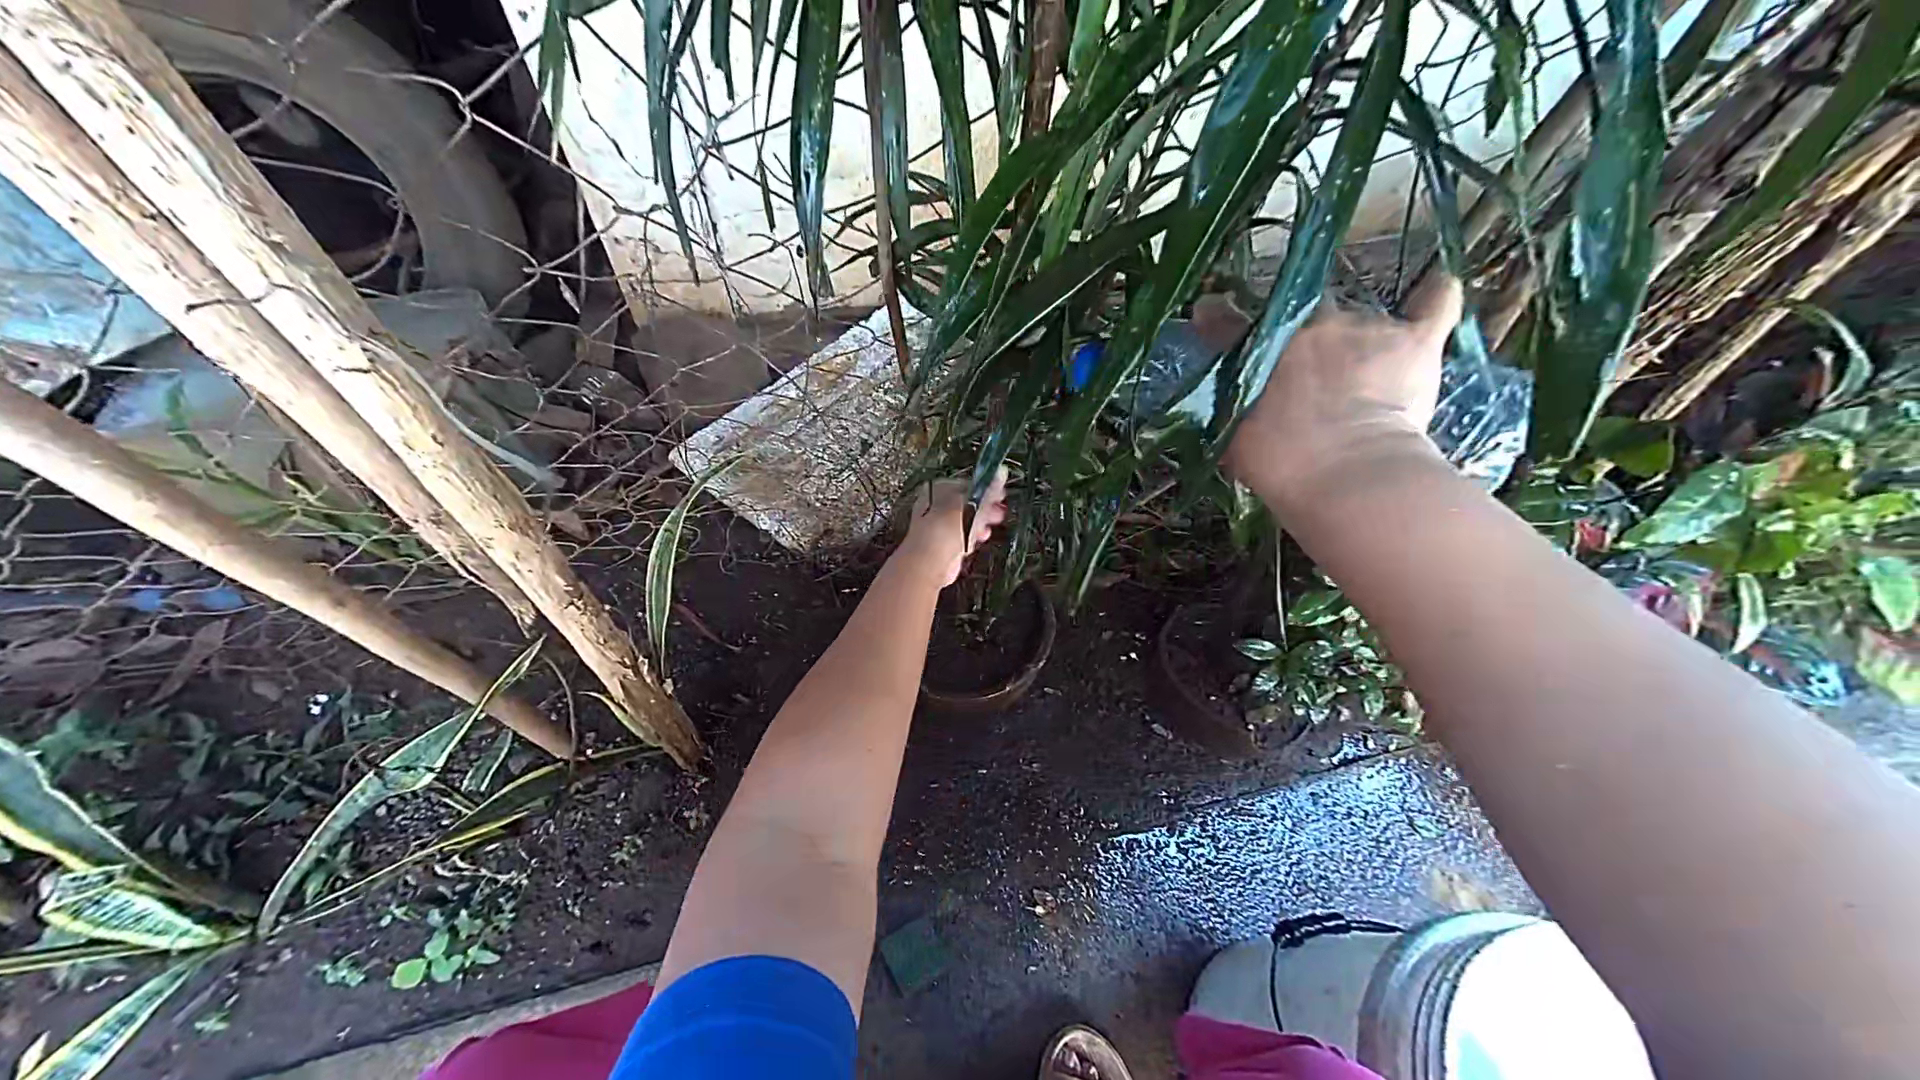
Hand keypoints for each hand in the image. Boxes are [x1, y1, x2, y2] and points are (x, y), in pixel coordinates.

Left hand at [895, 469, 1009, 585]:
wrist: (931, 559)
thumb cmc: (944, 528)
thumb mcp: (973, 504)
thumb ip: (989, 490)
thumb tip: (1001, 473)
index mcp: (937, 488)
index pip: (966, 483)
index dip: (985, 489)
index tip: (999, 495)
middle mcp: (934, 505)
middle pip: (966, 503)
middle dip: (984, 508)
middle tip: (997, 512)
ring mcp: (937, 525)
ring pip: (964, 520)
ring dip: (978, 524)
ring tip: (987, 527)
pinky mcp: (942, 543)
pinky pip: (960, 536)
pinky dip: (970, 537)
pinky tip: (976, 540)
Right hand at [1223, 276, 1462, 508]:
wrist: (1345, 475)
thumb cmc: (1278, 463)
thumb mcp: (1233, 439)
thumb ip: (1228, 410)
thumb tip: (1225, 403)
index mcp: (1261, 346)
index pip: (1227, 318)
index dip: (1218, 315)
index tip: (1212, 313)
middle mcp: (1310, 322)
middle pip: (1301, 307)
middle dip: (1299, 327)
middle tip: (1303, 362)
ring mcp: (1364, 326)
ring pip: (1359, 312)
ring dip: (1355, 333)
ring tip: (1359, 360)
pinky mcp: (1415, 339)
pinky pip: (1433, 304)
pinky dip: (1434, 297)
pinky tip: (1436, 290)